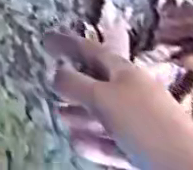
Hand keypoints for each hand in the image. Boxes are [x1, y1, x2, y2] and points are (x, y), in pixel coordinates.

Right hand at [44, 28, 192, 169]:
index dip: (66, 43)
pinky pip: (114, 141)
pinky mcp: (147, 151)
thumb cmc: (146, 126)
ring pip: (104, 114)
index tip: (45, 39)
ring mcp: (142, 123)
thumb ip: (75, 84)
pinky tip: (79, 145)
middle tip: (50, 87)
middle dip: (73, 85)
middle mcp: (133, 92)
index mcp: (124, 72)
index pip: (89, 49)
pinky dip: (96, 141)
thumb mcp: (104, 99)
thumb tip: (55, 74)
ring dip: (81, 116)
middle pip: (97, 83)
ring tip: (61, 119)